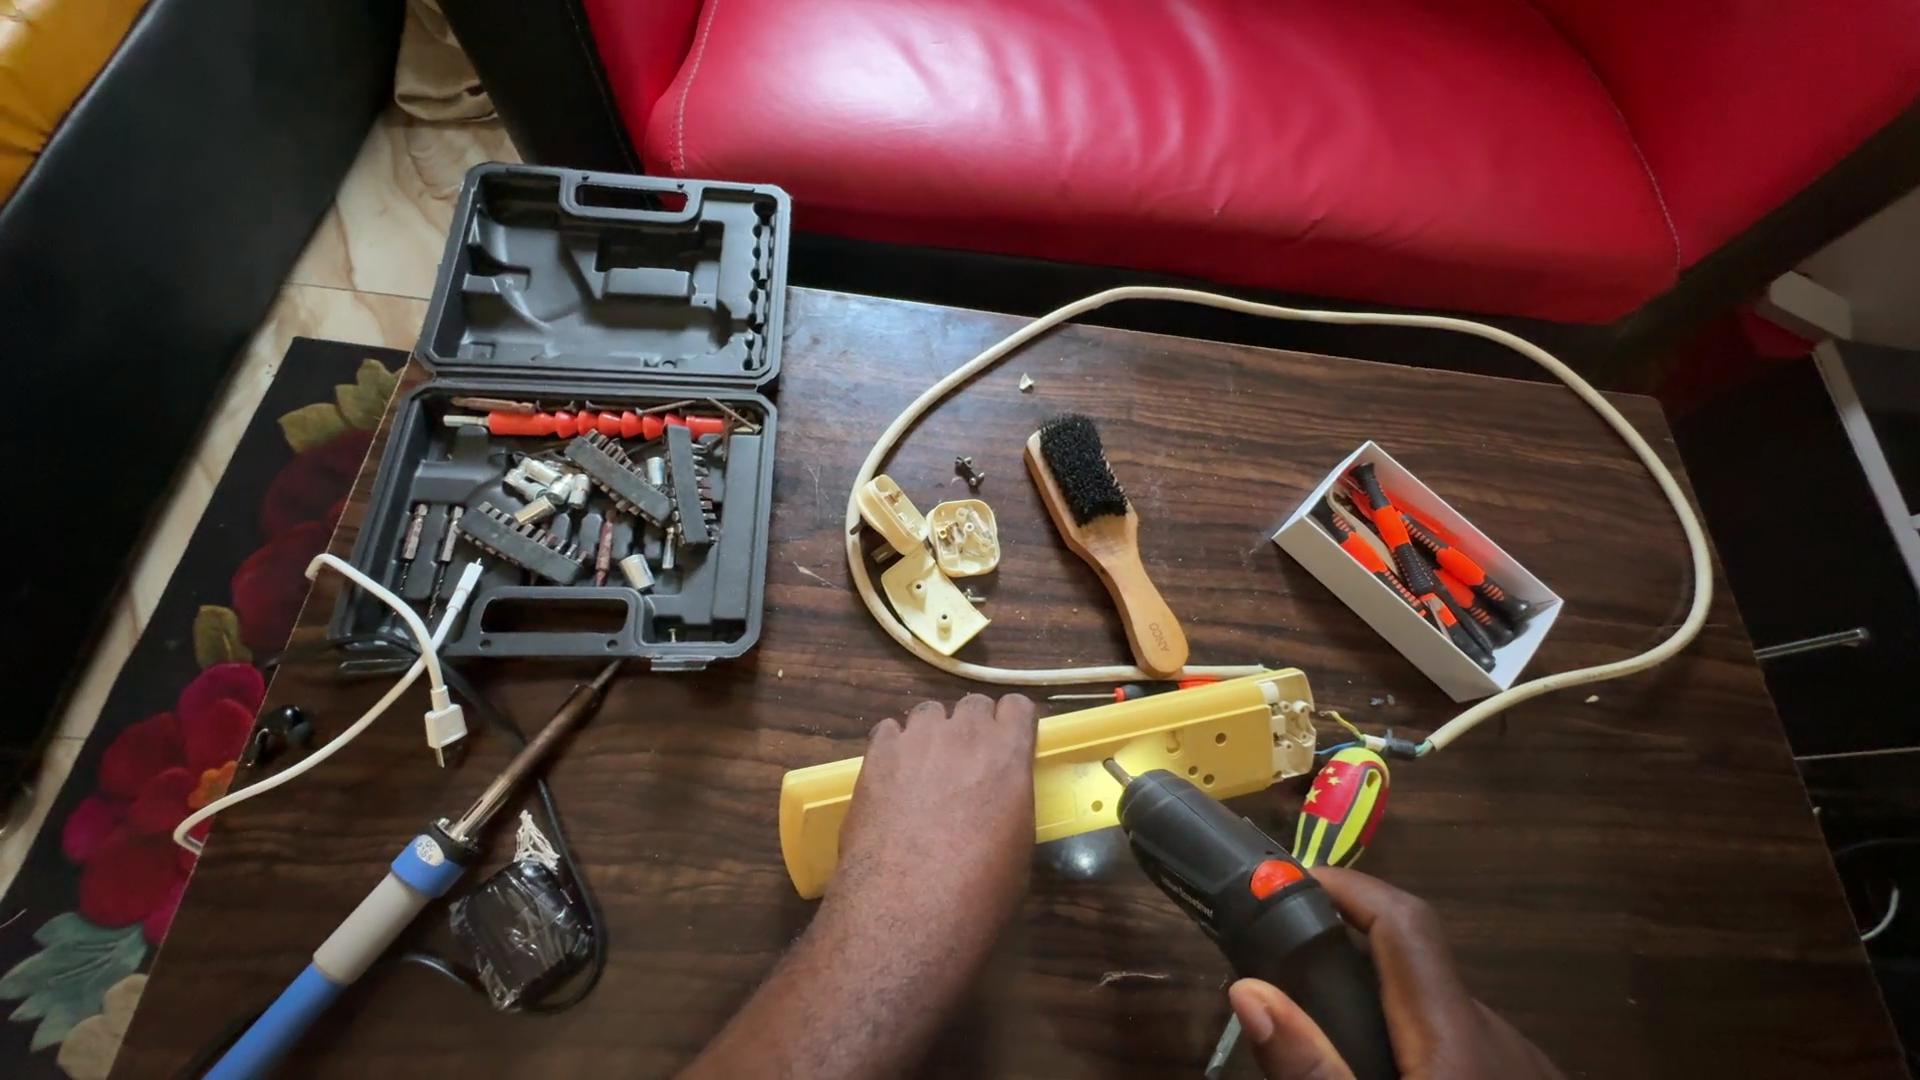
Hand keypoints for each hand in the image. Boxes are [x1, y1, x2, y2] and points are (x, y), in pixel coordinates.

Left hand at [678, 695, 1038, 1079]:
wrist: (907, 909)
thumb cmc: (979, 892)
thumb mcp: (1019, 847)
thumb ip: (1011, 802)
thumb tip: (999, 799)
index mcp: (1008, 754)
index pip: (1017, 705)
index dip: (1012, 725)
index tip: (1008, 745)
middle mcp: (964, 734)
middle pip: (972, 705)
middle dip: (972, 728)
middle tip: (966, 765)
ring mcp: (917, 739)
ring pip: (929, 713)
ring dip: (932, 735)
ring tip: (924, 772)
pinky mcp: (877, 754)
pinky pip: (889, 731)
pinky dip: (894, 748)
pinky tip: (892, 780)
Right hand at [1229, 867, 1562, 1079]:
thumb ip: (1310, 1070)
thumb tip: (1247, 990)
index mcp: (1459, 1039)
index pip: (1405, 921)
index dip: (1348, 884)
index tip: (1288, 884)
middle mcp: (1500, 1040)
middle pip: (1415, 964)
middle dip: (1348, 952)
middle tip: (1286, 973)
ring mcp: (1524, 1069)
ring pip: (1438, 1009)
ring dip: (1380, 1002)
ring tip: (1330, 1041)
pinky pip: (1463, 1046)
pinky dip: (1414, 1040)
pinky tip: (1392, 1079)